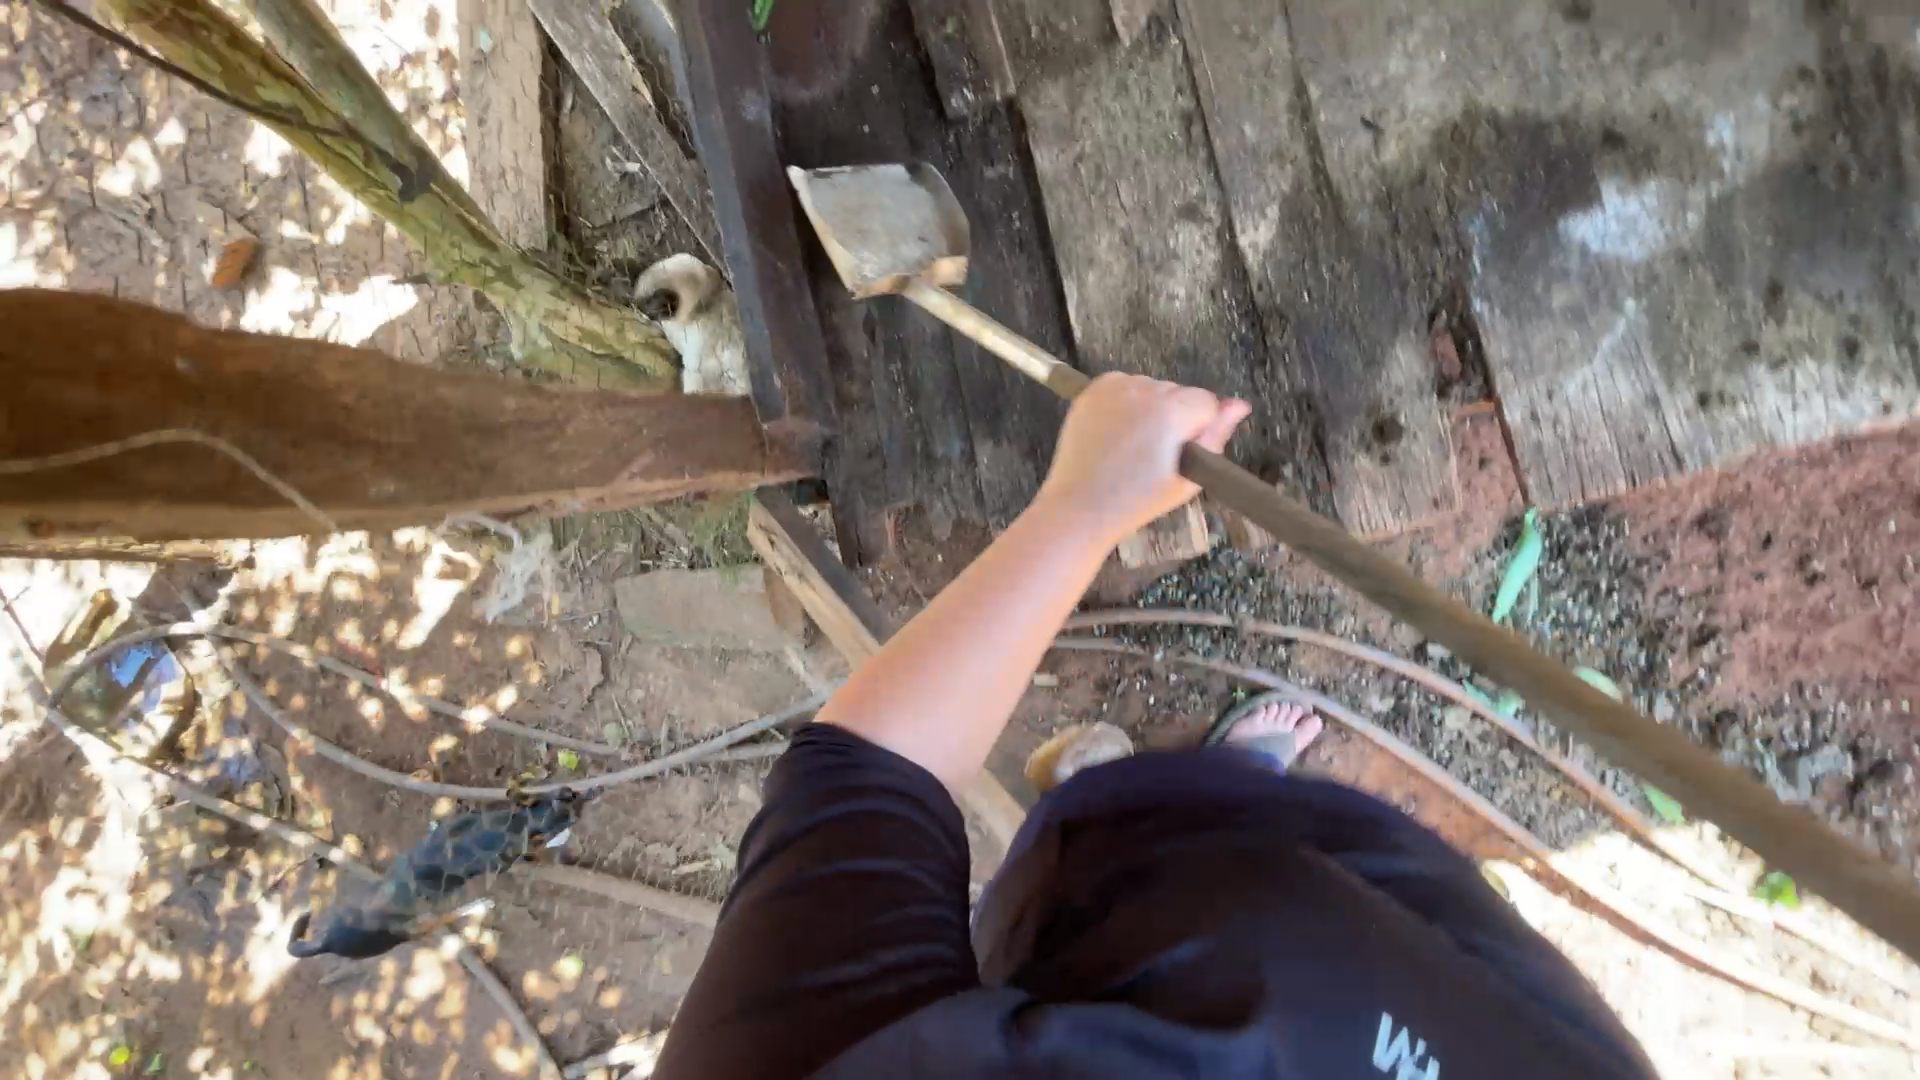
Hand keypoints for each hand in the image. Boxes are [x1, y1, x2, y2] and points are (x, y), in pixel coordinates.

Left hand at [1038, 373, 1250, 545]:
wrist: (1081, 505)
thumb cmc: (1136, 500)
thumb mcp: (1187, 477)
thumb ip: (1216, 436)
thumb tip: (1239, 405)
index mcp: (1171, 410)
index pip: (1207, 401)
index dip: (1199, 428)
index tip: (1179, 453)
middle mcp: (1143, 390)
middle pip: (1178, 391)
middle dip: (1174, 415)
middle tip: (1153, 454)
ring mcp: (1113, 389)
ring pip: (1150, 387)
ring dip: (1149, 407)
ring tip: (1133, 445)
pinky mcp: (1090, 392)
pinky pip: (1121, 385)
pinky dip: (1124, 401)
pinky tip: (1118, 431)